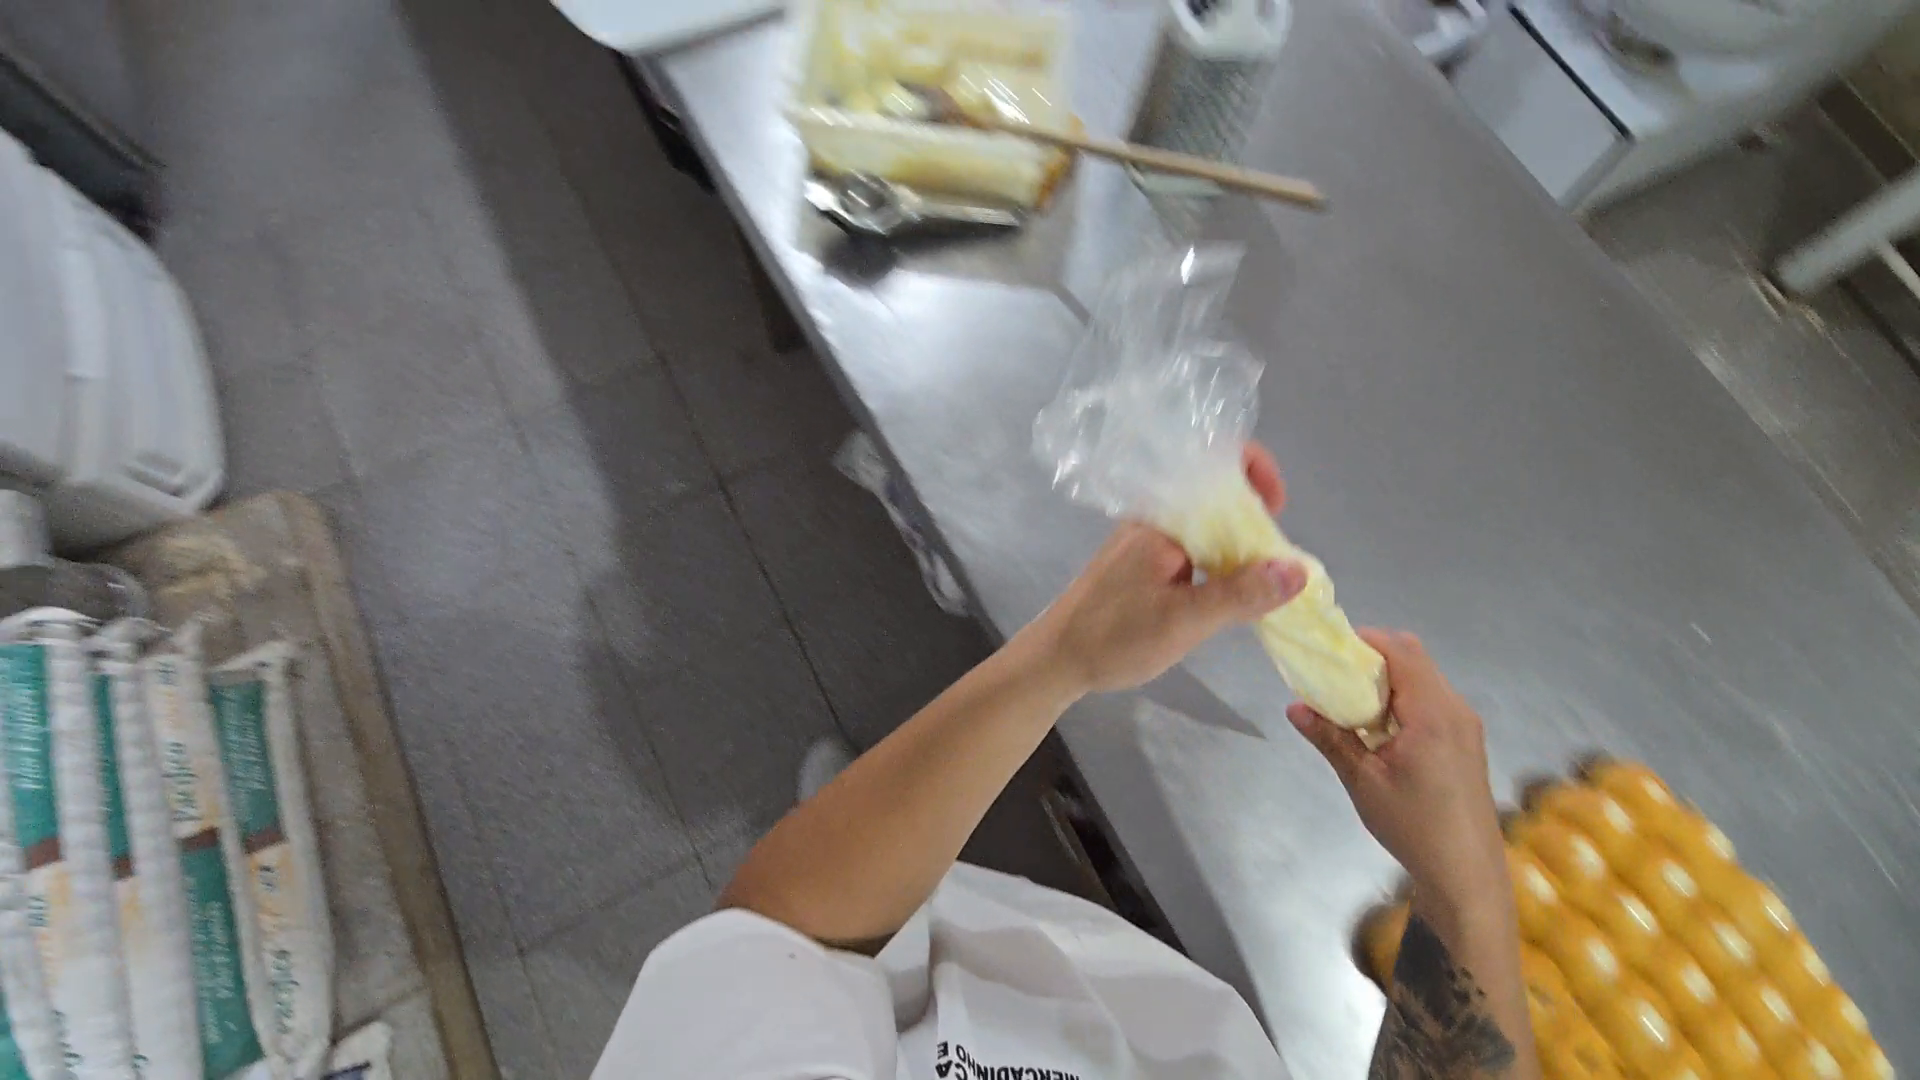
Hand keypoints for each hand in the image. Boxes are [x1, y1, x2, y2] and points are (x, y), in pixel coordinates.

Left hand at [1033, 444, 1305, 694]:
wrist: (1056, 659)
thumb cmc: (1114, 636)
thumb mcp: (1184, 620)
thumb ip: (1239, 594)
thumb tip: (1298, 570)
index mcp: (1161, 518)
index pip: (1213, 466)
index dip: (1254, 471)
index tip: (1278, 509)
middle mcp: (1154, 520)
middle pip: (1217, 499)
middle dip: (1256, 522)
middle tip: (1277, 565)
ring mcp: (1147, 543)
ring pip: (1206, 529)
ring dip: (1238, 548)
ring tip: (1261, 584)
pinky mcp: (1143, 566)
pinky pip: (1192, 551)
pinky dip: (1217, 565)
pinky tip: (1229, 594)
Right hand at [1287, 630, 1506, 906]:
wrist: (1466, 872)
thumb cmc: (1413, 824)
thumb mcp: (1362, 781)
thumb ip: (1330, 738)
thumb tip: (1294, 707)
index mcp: (1434, 714)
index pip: (1401, 651)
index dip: (1364, 640)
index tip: (1328, 650)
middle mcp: (1455, 710)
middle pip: (1413, 657)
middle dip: (1371, 655)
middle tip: (1333, 674)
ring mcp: (1464, 725)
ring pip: (1422, 677)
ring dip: (1385, 677)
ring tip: (1347, 699)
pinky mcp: (1464, 739)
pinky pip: (1429, 698)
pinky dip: (1399, 696)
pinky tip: (1375, 724)